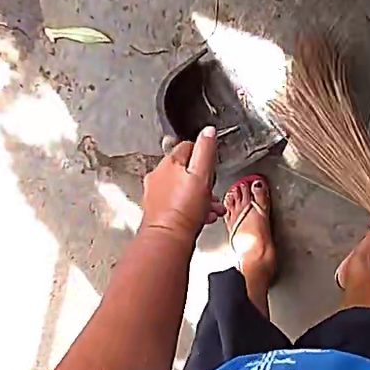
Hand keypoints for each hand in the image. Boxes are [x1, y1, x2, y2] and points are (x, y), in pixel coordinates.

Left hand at [139, 127, 220, 242]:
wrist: (168, 237)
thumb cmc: (184, 208)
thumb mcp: (202, 174)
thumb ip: (205, 150)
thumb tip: (208, 131)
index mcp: (169, 162)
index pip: (189, 146)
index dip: (204, 155)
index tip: (212, 167)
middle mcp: (159, 175)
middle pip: (187, 170)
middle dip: (203, 181)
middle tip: (213, 192)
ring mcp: (156, 193)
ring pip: (183, 188)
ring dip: (200, 196)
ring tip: (210, 209)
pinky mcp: (157, 210)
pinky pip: (178, 203)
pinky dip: (191, 208)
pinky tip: (201, 217)